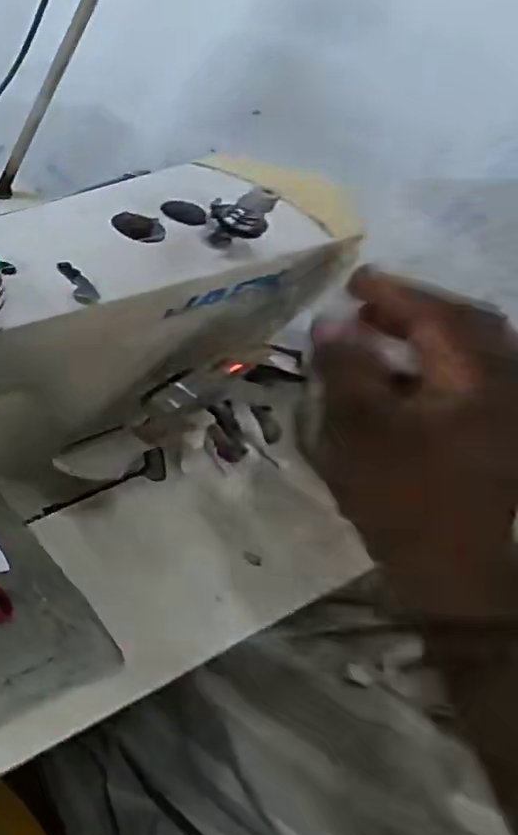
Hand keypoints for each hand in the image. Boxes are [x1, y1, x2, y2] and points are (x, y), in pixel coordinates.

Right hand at [310, 267, 517, 611]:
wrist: (453, 555)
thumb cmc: (400, 485)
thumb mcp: (358, 424)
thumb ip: (347, 367)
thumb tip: (334, 320)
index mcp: (480, 379)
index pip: (445, 317)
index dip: (399, 293)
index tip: (354, 278)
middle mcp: (511, 386)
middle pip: (473, 329)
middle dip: (417, 309)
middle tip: (363, 300)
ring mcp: (510, 411)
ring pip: (475, 354)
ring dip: (424, 335)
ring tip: (374, 332)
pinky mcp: (499, 432)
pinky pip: (470, 379)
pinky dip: (430, 363)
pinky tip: (397, 373)